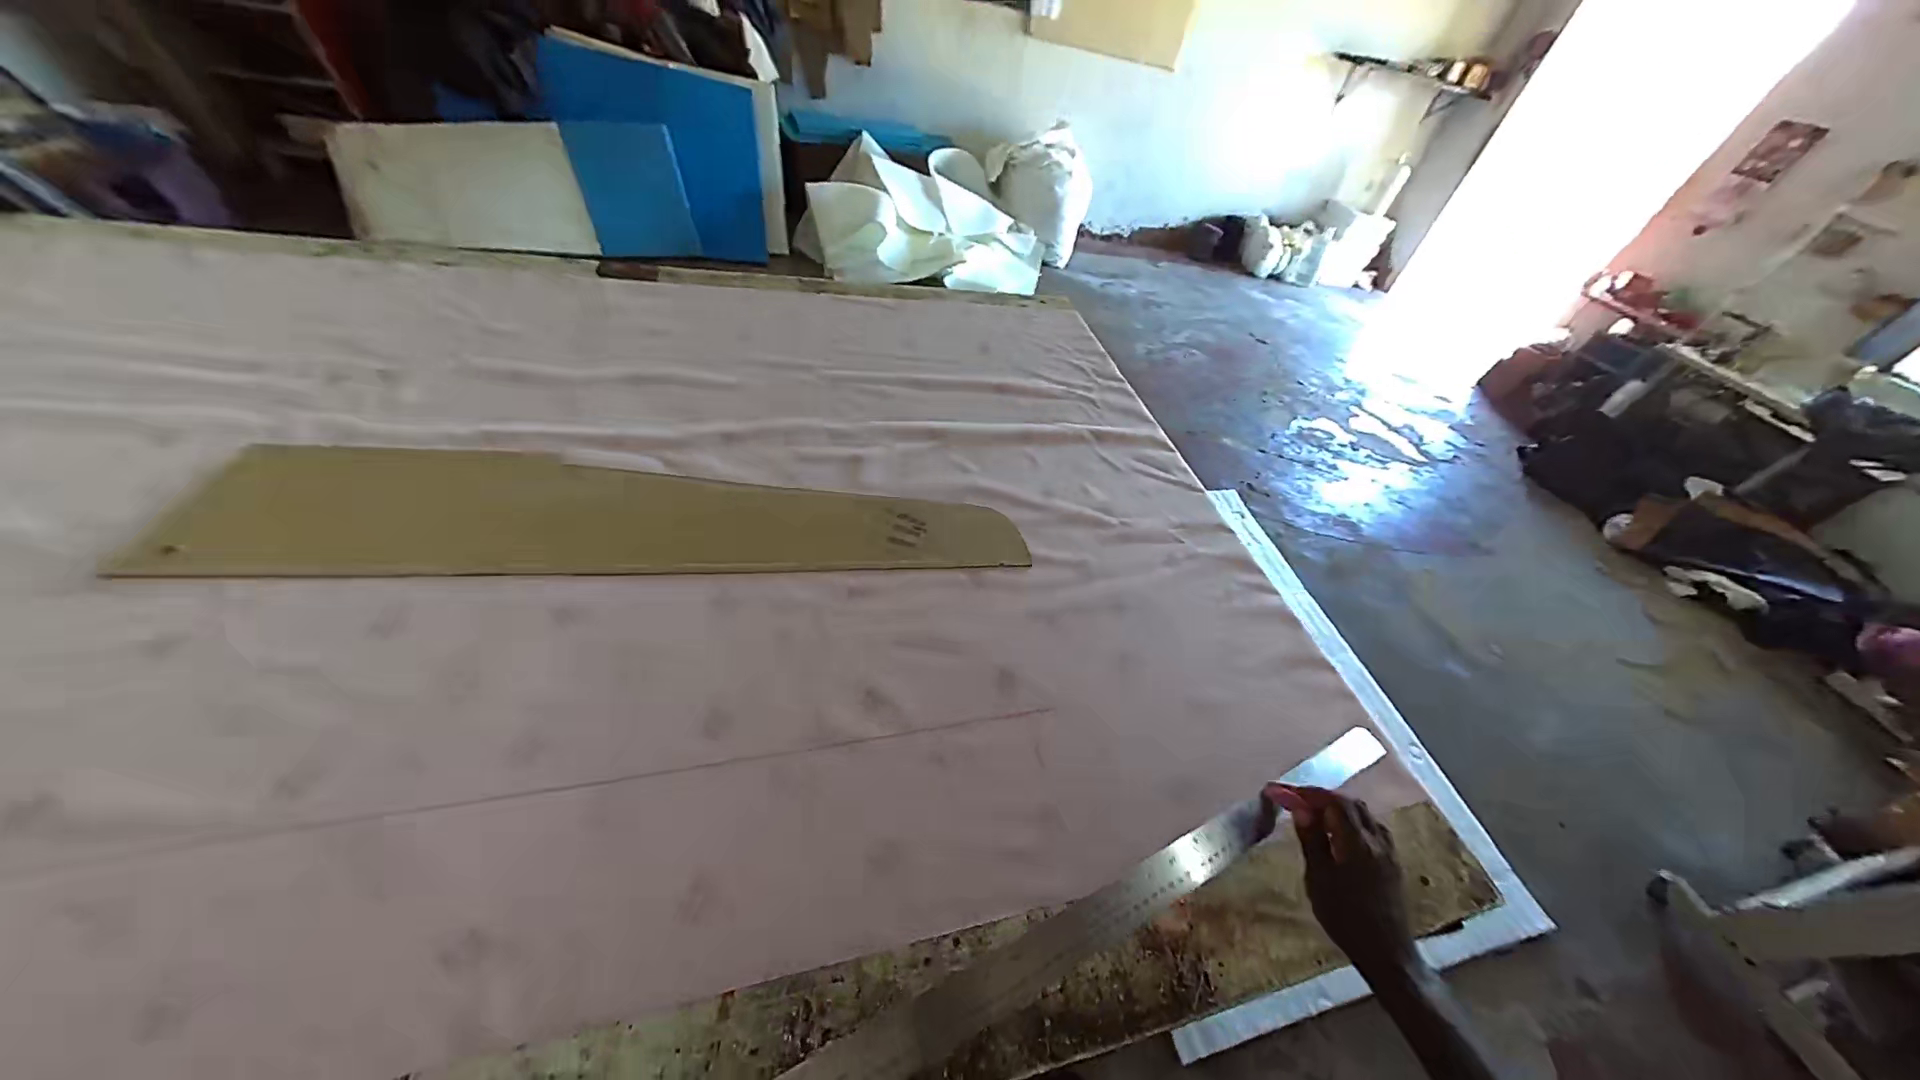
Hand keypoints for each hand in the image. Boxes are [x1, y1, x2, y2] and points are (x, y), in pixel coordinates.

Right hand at [1263, 784, 1419, 975]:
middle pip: (1351, 803)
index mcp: (1357, 843)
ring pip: (1364, 814)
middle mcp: (1377, 841)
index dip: (1307, 793)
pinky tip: (1340, 833)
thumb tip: (1300, 808)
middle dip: (1322, 796)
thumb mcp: (1318, 878)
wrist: (1387, 953)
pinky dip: (1352, 820)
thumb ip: (1311, 839)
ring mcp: (1389, 851)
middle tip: (1297, 801)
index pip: (1333, 802)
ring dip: (1338, 806)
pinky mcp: (1393, 862)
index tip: (1283, 792)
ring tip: (1315, 815)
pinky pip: (1372, 827)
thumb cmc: (1345, 917)